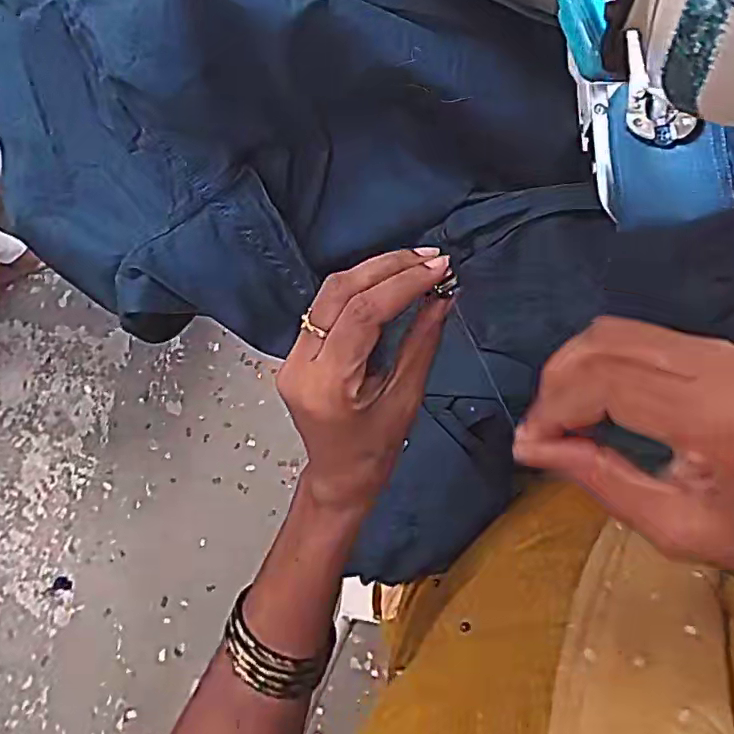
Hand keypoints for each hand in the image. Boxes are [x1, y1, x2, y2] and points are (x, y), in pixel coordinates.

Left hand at [277, 249, 453, 514]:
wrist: (339, 475)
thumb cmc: (373, 450)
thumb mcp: (406, 398)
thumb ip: (422, 342)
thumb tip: (440, 297)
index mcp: (327, 383)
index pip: (363, 313)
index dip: (403, 284)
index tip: (438, 268)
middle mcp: (301, 363)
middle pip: (340, 291)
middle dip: (389, 266)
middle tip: (430, 257)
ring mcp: (293, 355)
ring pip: (330, 290)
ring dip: (375, 269)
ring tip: (416, 262)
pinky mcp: (297, 349)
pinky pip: (327, 303)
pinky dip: (361, 284)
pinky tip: (390, 278)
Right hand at [512, 317, 733, 617]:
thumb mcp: (667, 526)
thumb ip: (596, 475)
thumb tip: (528, 445)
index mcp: (716, 418)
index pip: (609, 385)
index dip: (555, 407)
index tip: (529, 440)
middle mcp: (718, 368)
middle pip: (605, 348)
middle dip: (556, 385)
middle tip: (539, 429)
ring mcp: (718, 350)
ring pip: (612, 333)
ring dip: (571, 368)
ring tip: (558, 414)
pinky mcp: (710, 347)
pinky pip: (632, 336)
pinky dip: (596, 361)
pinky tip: (587, 395)